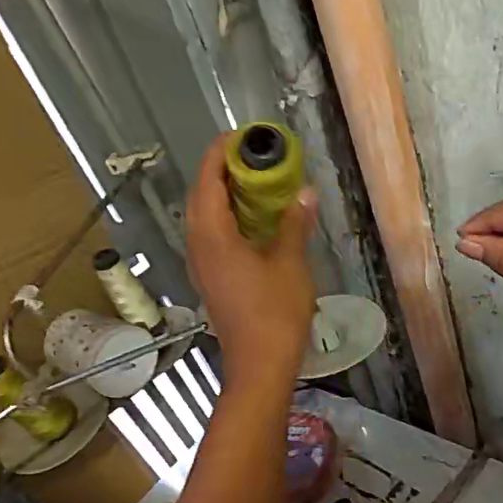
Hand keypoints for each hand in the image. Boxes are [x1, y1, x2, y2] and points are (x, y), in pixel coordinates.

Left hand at [186, 135, 317, 384]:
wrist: (260, 365)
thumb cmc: (275, 313)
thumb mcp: (290, 264)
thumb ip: (293, 224)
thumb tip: (304, 193)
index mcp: (212, 236)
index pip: (207, 180)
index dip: (220, 154)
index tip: (242, 137)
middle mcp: (198, 247)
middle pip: (200, 197)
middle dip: (221, 172)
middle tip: (252, 159)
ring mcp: (201, 266)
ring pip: (203, 218)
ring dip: (223, 196)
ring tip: (254, 184)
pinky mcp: (210, 280)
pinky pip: (211, 237)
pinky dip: (226, 220)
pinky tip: (252, 223)